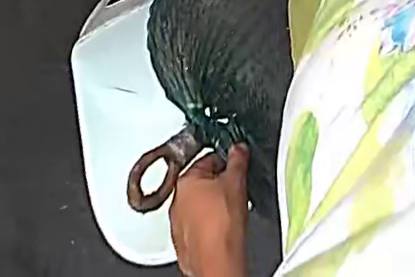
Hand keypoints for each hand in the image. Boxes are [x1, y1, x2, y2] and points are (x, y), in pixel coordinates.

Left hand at [169, 144, 248, 276]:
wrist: (219, 265)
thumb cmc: (223, 227)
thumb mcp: (236, 182)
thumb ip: (238, 159)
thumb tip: (239, 149)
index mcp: (185, 180)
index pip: (208, 160)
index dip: (226, 163)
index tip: (235, 168)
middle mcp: (176, 201)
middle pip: (201, 183)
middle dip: (218, 185)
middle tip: (233, 192)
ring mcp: (177, 224)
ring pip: (198, 206)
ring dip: (211, 206)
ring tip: (229, 213)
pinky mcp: (182, 245)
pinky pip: (196, 228)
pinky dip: (207, 227)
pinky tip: (221, 231)